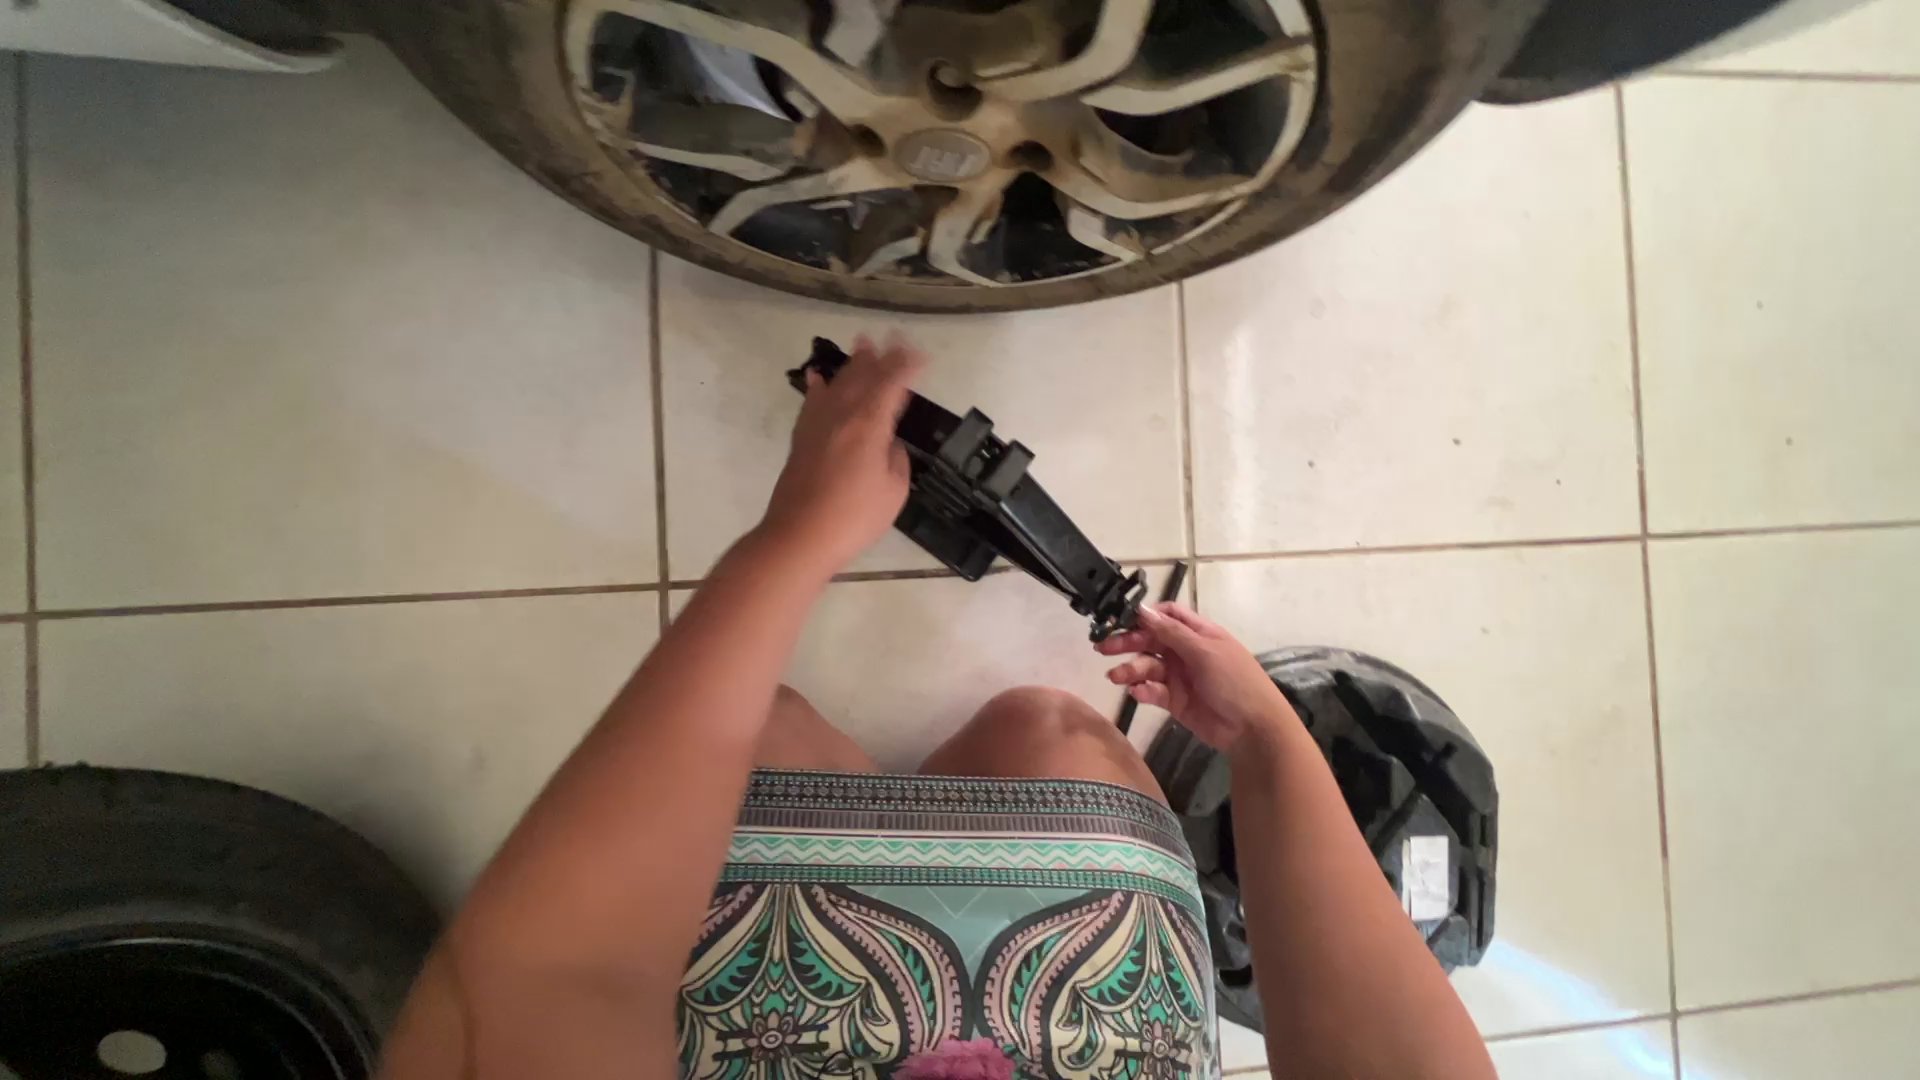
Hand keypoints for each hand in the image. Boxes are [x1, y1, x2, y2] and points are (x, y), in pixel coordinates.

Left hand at [761, 334, 922, 569]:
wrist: (800, 535)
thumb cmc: (854, 517)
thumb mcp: (893, 492)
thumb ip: (896, 460)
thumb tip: (888, 444)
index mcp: (869, 426)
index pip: (891, 385)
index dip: (907, 367)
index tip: (921, 356)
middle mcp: (842, 416)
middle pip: (863, 376)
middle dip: (880, 356)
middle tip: (893, 338)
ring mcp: (818, 425)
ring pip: (837, 384)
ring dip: (852, 364)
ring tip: (862, 344)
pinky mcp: (802, 439)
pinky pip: (811, 403)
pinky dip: (817, 387)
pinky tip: (816, 378)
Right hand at [1097, 602, 1298, 753]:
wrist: (1253, 729)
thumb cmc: (1235, 681)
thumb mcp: (1204, 651)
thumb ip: (1172, 632)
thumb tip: (1143, 610)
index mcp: (1198, 633)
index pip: (1166, 616)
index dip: (1145, 616)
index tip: (1121, 620)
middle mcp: (1186, 651)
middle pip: (1150, 640)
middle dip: (1126, 643)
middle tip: (1102, 648)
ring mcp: (1179, 676)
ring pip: (1146, 666)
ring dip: (1130, 669)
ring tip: (1115, 677)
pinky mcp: (1173, 700)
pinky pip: (1152, 690)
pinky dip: (1142, 690)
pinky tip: (1137, 693)